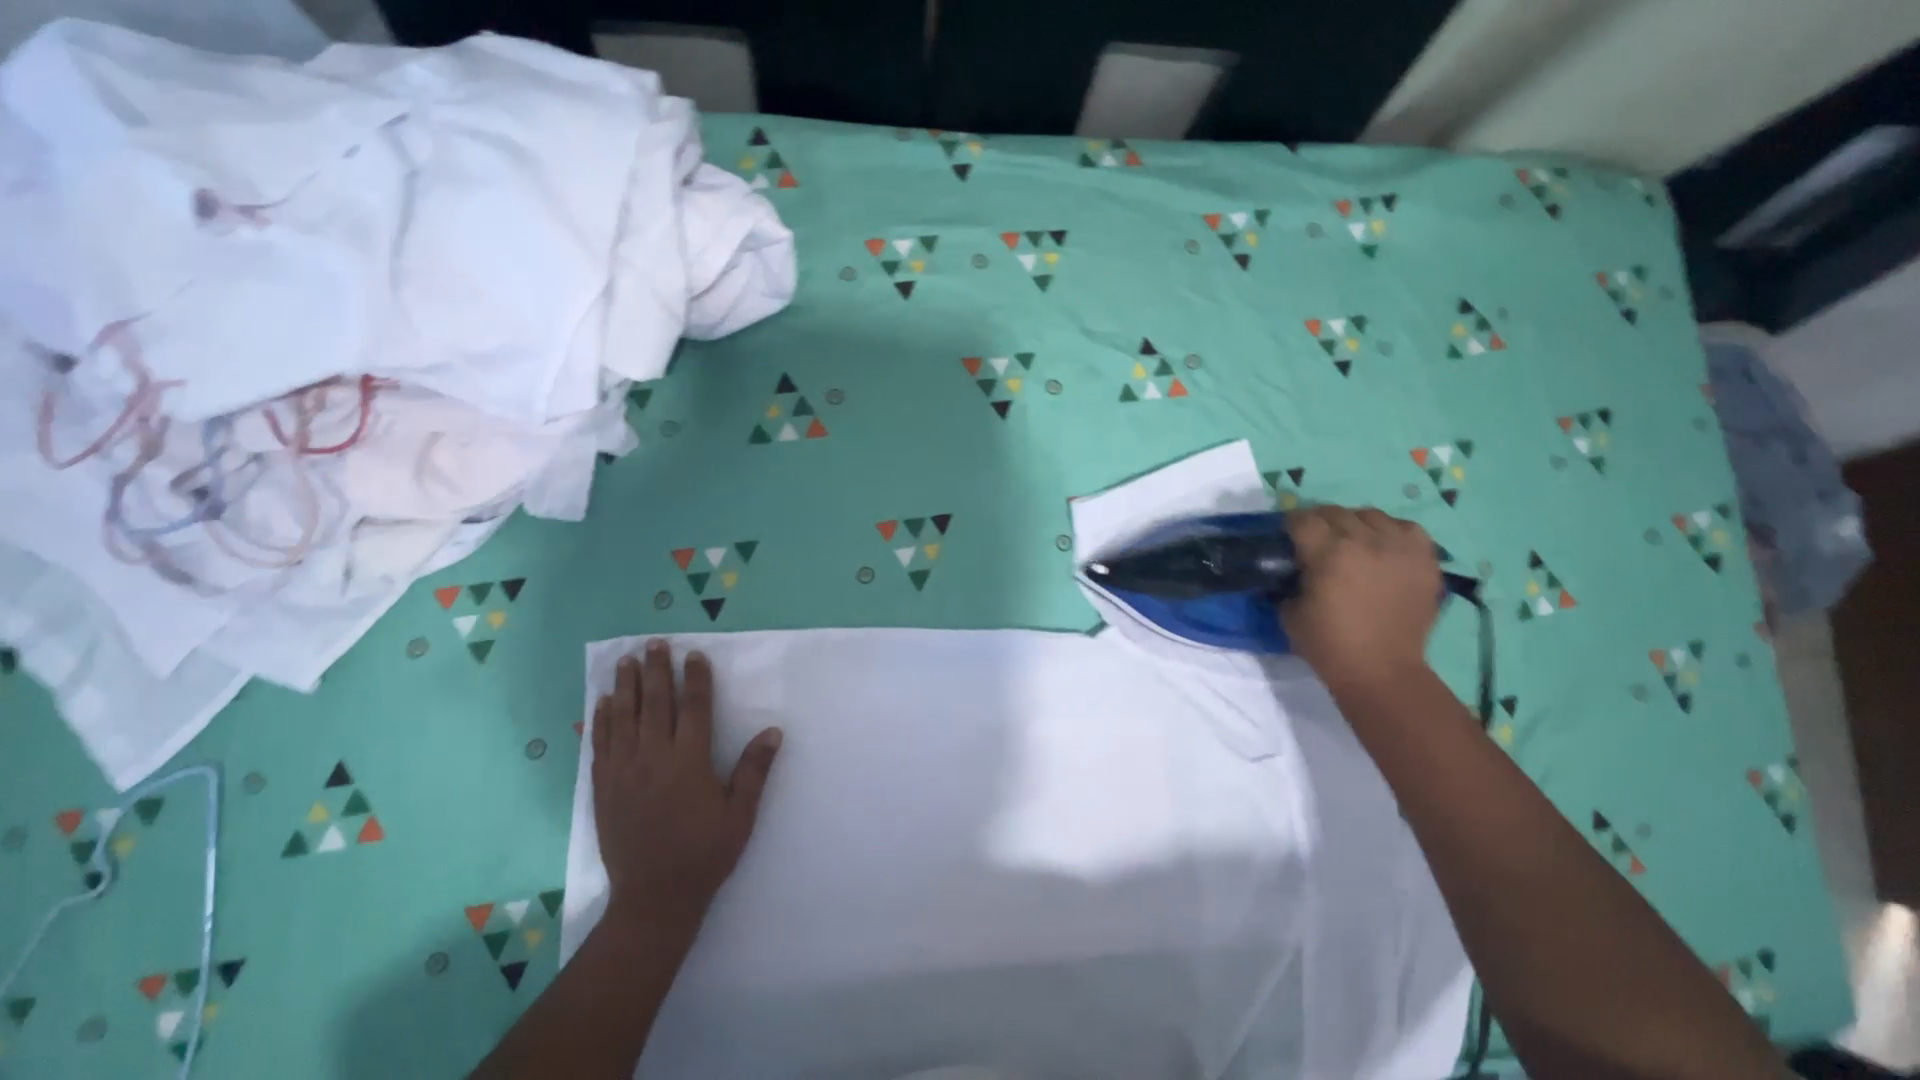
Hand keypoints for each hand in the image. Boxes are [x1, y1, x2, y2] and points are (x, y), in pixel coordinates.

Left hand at [592, 639, 782, 928]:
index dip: (695, 679)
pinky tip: (604, 702)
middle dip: (656, 671)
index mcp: (689, 761)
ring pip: (624, 717)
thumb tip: (773, 731)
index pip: (694, 708)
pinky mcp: (604, 787)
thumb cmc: (705, 854)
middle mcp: (653, 757)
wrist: (654, 896)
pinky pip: (601, 743)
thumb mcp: (740, 815)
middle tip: (654, 643)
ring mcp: (624, 771)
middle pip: (655, 703)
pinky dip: (603, 719)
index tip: (693, 655)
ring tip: (627, 660)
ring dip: (626, 686)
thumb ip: (753, 770)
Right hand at [1281, 506, 1441, 688]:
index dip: (1291, 526)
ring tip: (1353, 542)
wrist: (1382, 671)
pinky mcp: (1425, 559)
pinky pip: (1407, 528)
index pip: (1302, 520)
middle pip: (1335, 512)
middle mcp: (1365, 541)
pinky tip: (1385, 548)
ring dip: (1355, 524)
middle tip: (1317, 541)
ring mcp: (1400, 547)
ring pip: (1371, 515)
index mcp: (1329, 553)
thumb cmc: (1330, 646)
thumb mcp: (1290, 614)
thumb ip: (1290, 583)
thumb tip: (1295, 571)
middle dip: (1320, 523)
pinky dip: (1392, 533)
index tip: (1288, 537)